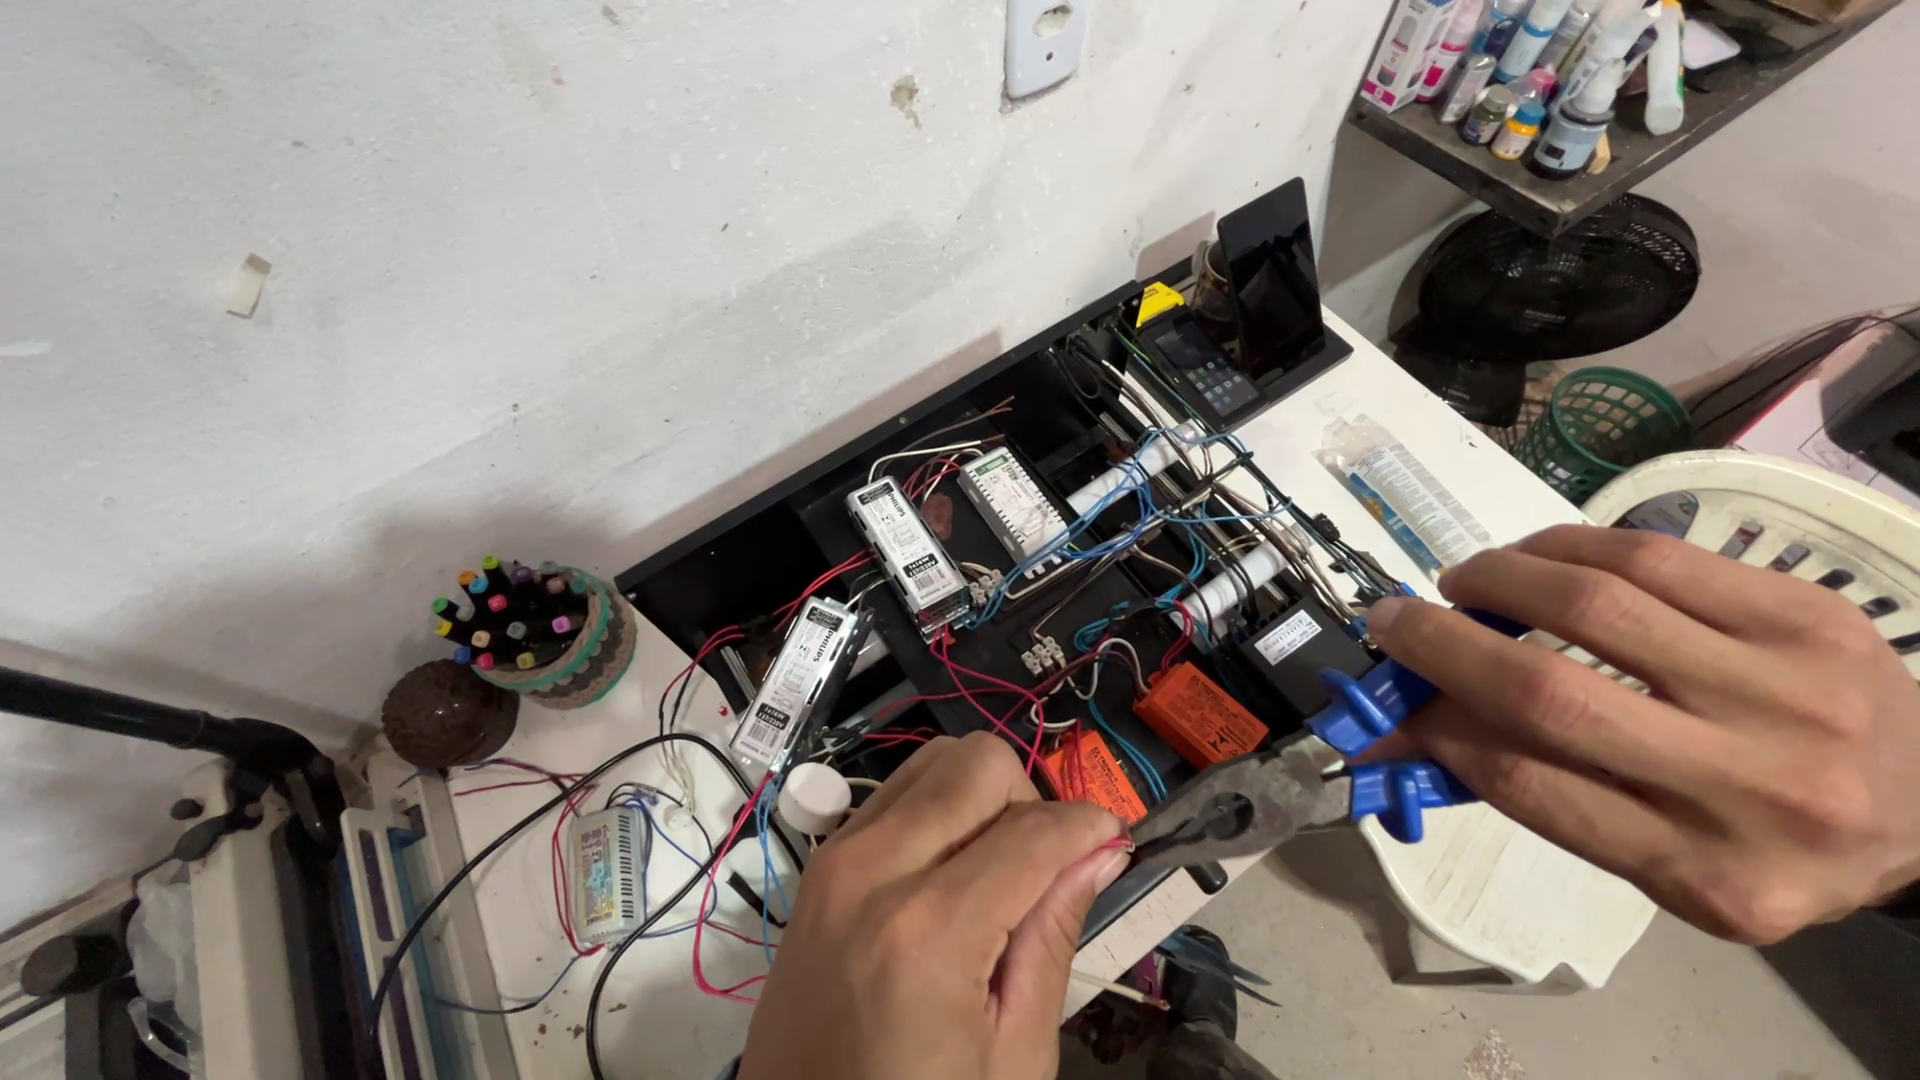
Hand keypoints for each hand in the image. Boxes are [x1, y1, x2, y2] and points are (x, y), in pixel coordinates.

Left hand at [739, 732, 1128, 1079]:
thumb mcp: (1011, 1056)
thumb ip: (1053, 936)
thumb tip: (1100, 851)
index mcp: (928, 930)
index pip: (1033, 832)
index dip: (1089, 827)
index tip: (1114, 841)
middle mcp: (874, 869)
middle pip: (978, 764)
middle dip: (1030, 799)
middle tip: (1045, 864)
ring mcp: (836, 857)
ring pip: (934, 758)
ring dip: (982, 794)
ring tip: (996, 864)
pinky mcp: (819, 862)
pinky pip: (895, 790)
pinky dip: (938, 804)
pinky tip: (949, 866)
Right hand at [1367, 524, 1919, 943]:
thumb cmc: (1747, 836)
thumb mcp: (1640, 848)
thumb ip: (1516, 783)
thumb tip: (1387, 731)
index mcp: (1706, 873)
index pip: (1523, 781)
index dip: (1433, 726)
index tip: (1393, 695)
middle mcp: (1760, 789)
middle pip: (1550, 692)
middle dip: (1440, 642)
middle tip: (1392, 618)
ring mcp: (1798, 693)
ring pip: (1595, 603)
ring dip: (1494, 579)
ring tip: (1464, 582)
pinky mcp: (1811, 615)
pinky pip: (1650, 557)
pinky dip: (1560, 548)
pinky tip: (1534, 559)